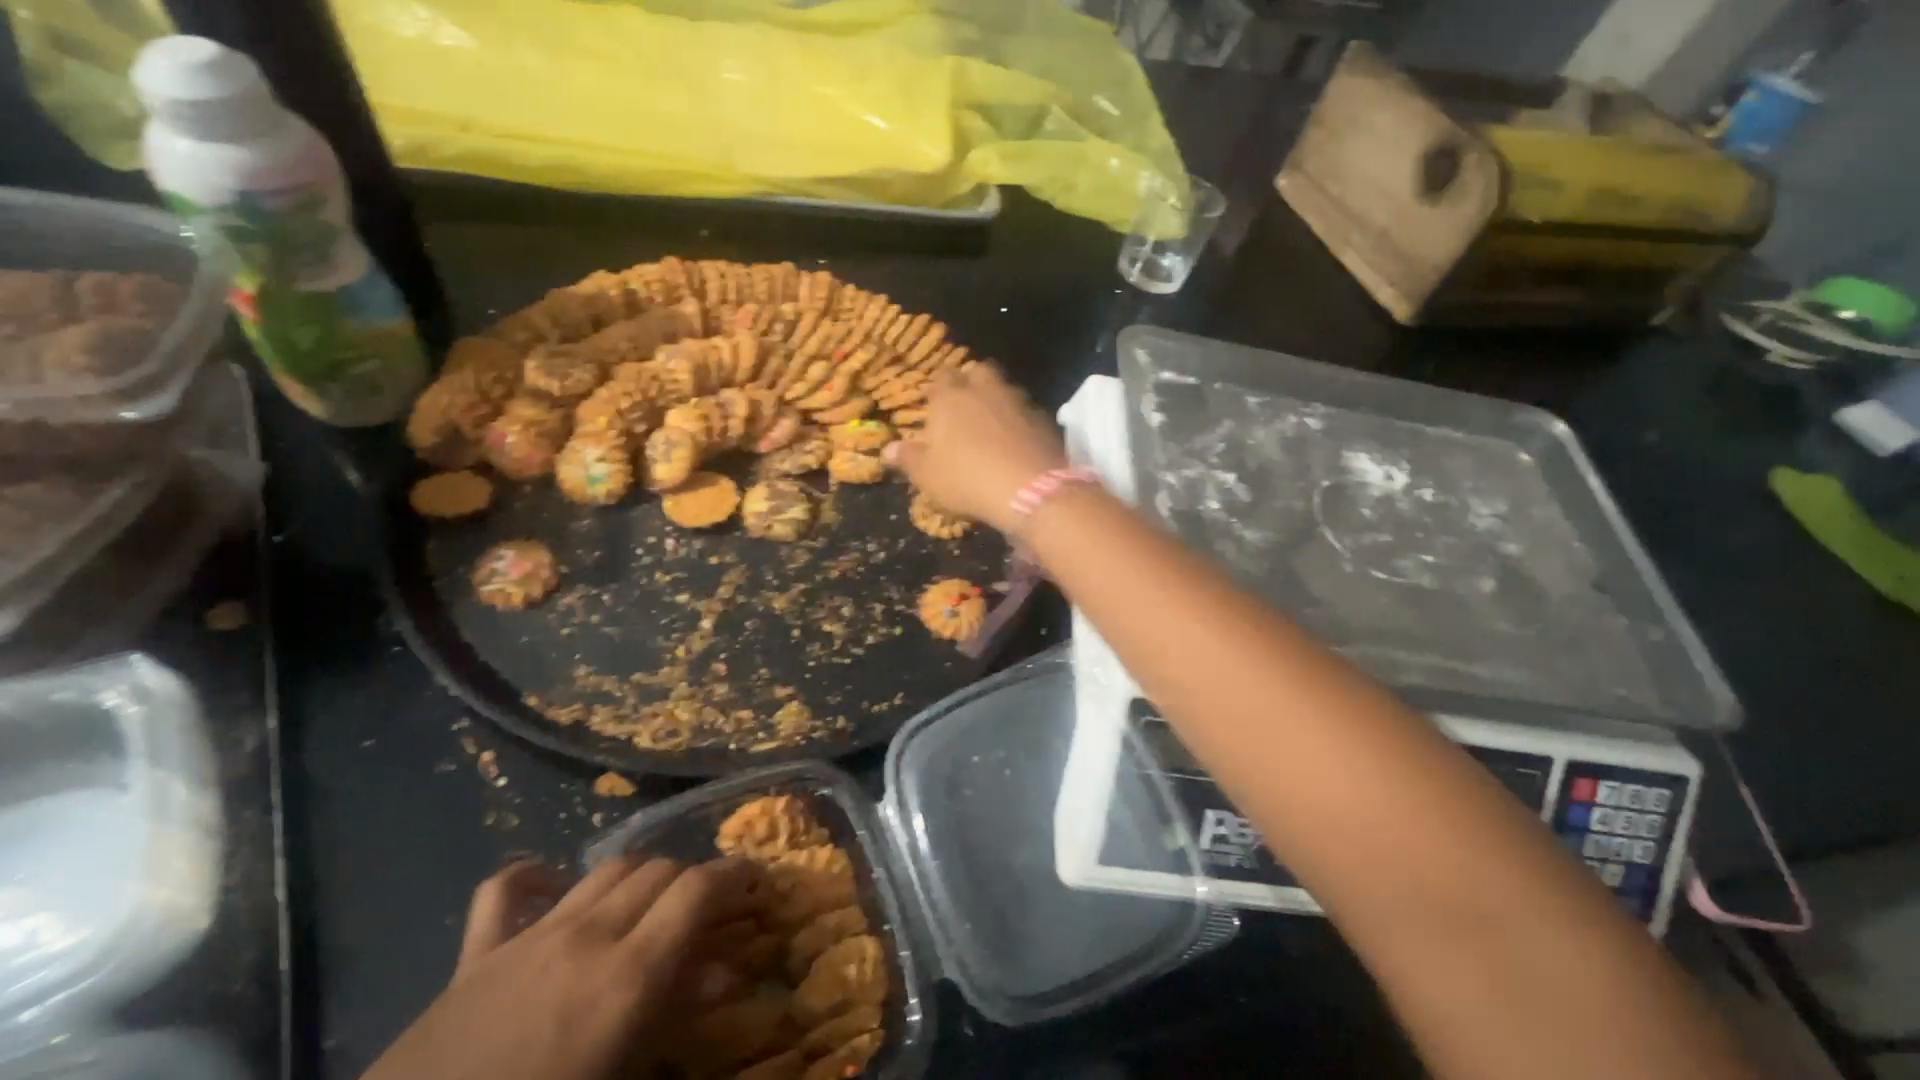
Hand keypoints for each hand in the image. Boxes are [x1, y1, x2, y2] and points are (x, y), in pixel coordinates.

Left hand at [361, 856, 756, 1079]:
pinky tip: (556, 888)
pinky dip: (539, 877)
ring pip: (603, 870)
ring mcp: (529, 936)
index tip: (754, 876)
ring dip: (639, 874)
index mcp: (629, 973)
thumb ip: (676, 1016)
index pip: (696, 892)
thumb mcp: (627, 1073)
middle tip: (708, 903)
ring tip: (653, 896)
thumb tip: (724, 972)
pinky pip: (507, 888)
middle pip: (657, 872)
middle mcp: (587, 936)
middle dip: (691, 878)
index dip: (733, 875)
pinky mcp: (478, 951)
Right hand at [885, 364, 1066, 532]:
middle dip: (971, 383)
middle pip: (977, 371)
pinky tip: (1017, 443)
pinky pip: (1026, 412)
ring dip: (997, 401)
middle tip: (965, 408)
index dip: (938, 390)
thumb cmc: (966, 478)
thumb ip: (908, 458)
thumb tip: (887, 448)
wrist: (1029, 489)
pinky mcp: (1044, 419)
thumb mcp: (927, 475)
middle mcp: (984, 389)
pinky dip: (1020, 422)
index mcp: (950, 396)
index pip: (940, 377)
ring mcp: (1018, 400)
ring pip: (1005, 389)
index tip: (935, 408)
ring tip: (992, 426)